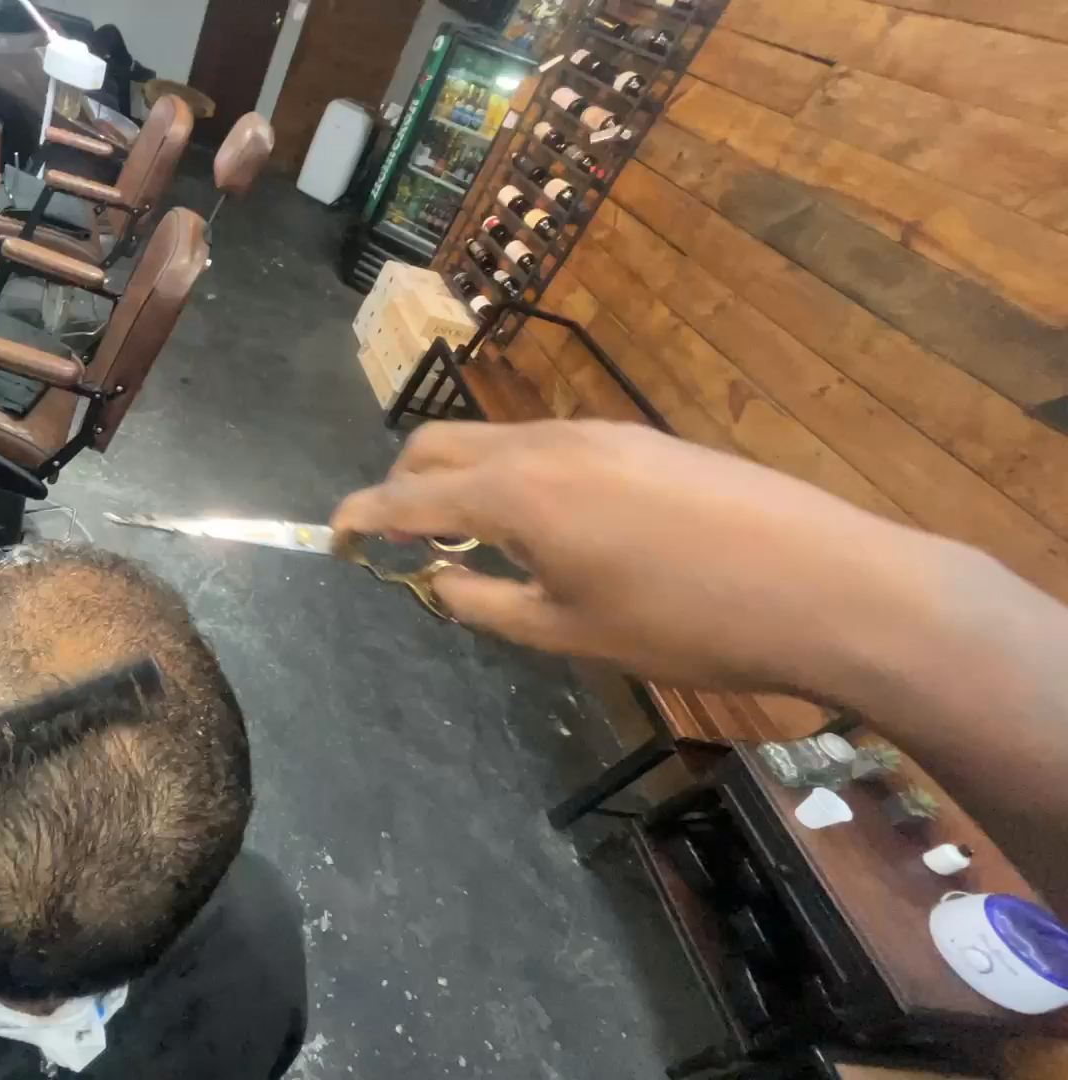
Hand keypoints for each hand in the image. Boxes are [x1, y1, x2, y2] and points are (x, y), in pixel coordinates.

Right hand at [332, 420, 957, 696]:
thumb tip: (438, 580)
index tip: (335, 537)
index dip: (359, 517)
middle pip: (432, 445)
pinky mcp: (628, 436)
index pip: (404, 497)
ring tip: (472, 537)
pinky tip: (538, 520)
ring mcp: (589, 432)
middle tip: (403, 540)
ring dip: (452, 480)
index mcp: (514, 495)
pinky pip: (534, 442)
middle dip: (396, 487)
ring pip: (484, 439)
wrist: (839, 589)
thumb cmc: (686, 624)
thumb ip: (480, 602)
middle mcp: (540, 445)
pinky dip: (502, 474)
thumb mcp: (564, 630)